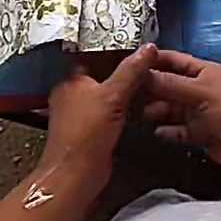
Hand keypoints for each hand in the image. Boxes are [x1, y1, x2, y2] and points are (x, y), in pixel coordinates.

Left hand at [40, 44, 156, 182]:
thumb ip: (131, 71)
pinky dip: (122, 107)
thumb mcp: (112, 95)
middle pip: (101, 75)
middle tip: (149, 63)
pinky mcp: (89, 129)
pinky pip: (108, 110)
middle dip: (122, 71)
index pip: (93, 56)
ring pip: (105, 94)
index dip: (114, 50)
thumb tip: (149, 47)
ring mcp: (80, 112)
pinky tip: (140, 104)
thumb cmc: (88, 131)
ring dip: (124, 90)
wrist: (77, 175)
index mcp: (70, 79)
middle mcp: (72, 93)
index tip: (137, 46)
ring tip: (149, 81)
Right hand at [142, 50, 220, 170]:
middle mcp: (199, 89)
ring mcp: (200, 112)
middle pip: (169, 86)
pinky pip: (179, 131)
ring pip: (172, 109)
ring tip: (139, 115)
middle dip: (151, 89)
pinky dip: (169, 132)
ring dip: (157, 112)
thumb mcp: (199, 90)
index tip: (130, 64)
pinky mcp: (200, 134)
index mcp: (202, 72)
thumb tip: (142, 73)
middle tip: (127, 94)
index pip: (173, 61)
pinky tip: (157, 133)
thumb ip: (170, 83)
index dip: (153, 61)